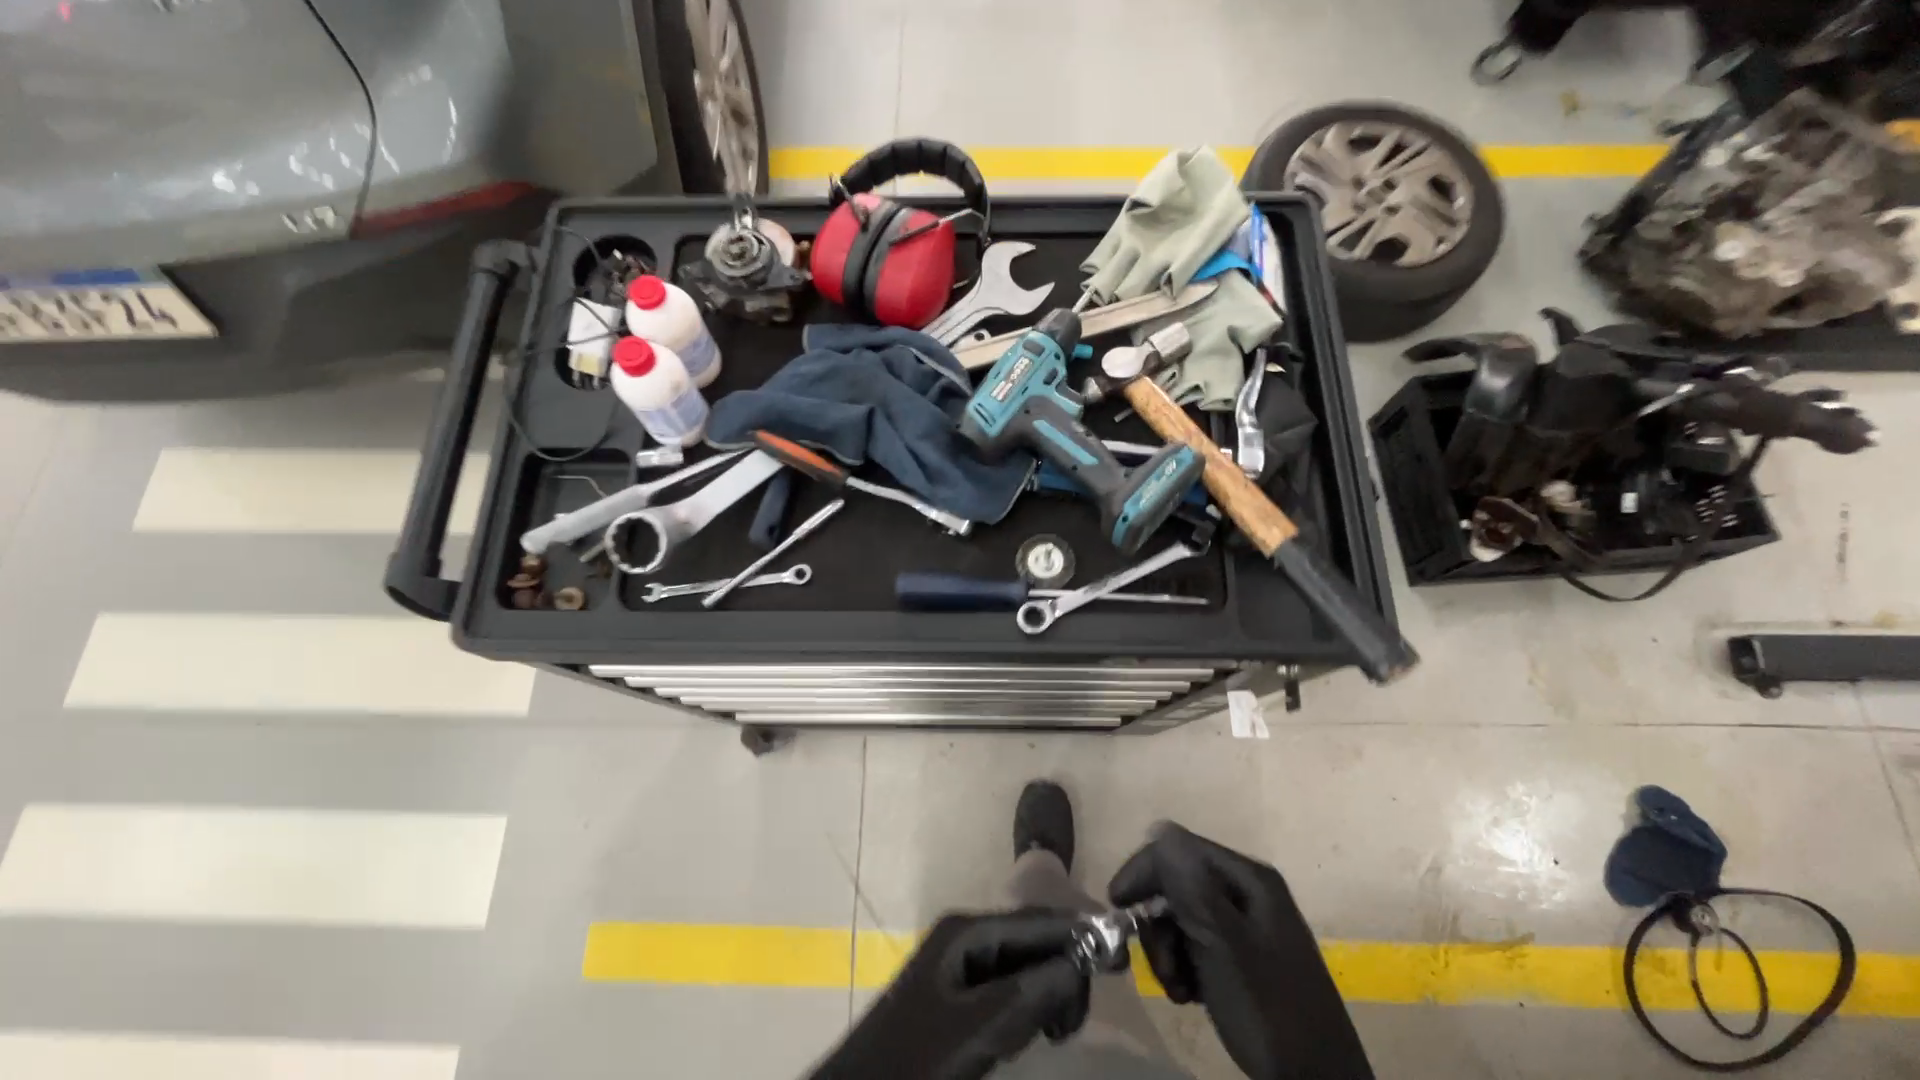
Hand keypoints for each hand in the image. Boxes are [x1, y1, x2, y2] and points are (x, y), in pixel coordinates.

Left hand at [807, 909, 1088, 1079]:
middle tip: (1073, 1024)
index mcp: (966, 932)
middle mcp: (964, 938)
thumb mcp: (978, 1029)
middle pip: (1034, 941)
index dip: (1082, 935)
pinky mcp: (956, 999)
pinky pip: (1008, 991)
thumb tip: (1082, 963)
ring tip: (1054, 1034)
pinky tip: (1029, 1036)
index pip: (1039, 921)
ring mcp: (958, 967)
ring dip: (1047, 995)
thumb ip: (1031, 994)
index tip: (1123, 957)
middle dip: (1063, 973)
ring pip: (1024, 968)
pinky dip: (1027, 1009)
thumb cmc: (915, 1061)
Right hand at [1109, 823, 1372, 1079]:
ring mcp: (1247, 928)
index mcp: (1250, 880)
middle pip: (1178, 887)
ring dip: (1168, 954)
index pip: (1180, 850)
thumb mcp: (1223, 944)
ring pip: (1182, 921)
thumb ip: (1191, 887)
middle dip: (1158, 926)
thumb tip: (1162, 827)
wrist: (1316, 1079)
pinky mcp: (1242, 960)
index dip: (1144, 872)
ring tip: (1179, 991)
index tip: (1116, 906)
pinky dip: (1184, 970)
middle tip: (1162, 966)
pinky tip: (1191, 997)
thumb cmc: (1268, 1007)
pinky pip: (1196, 948)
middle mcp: (1248, 895)